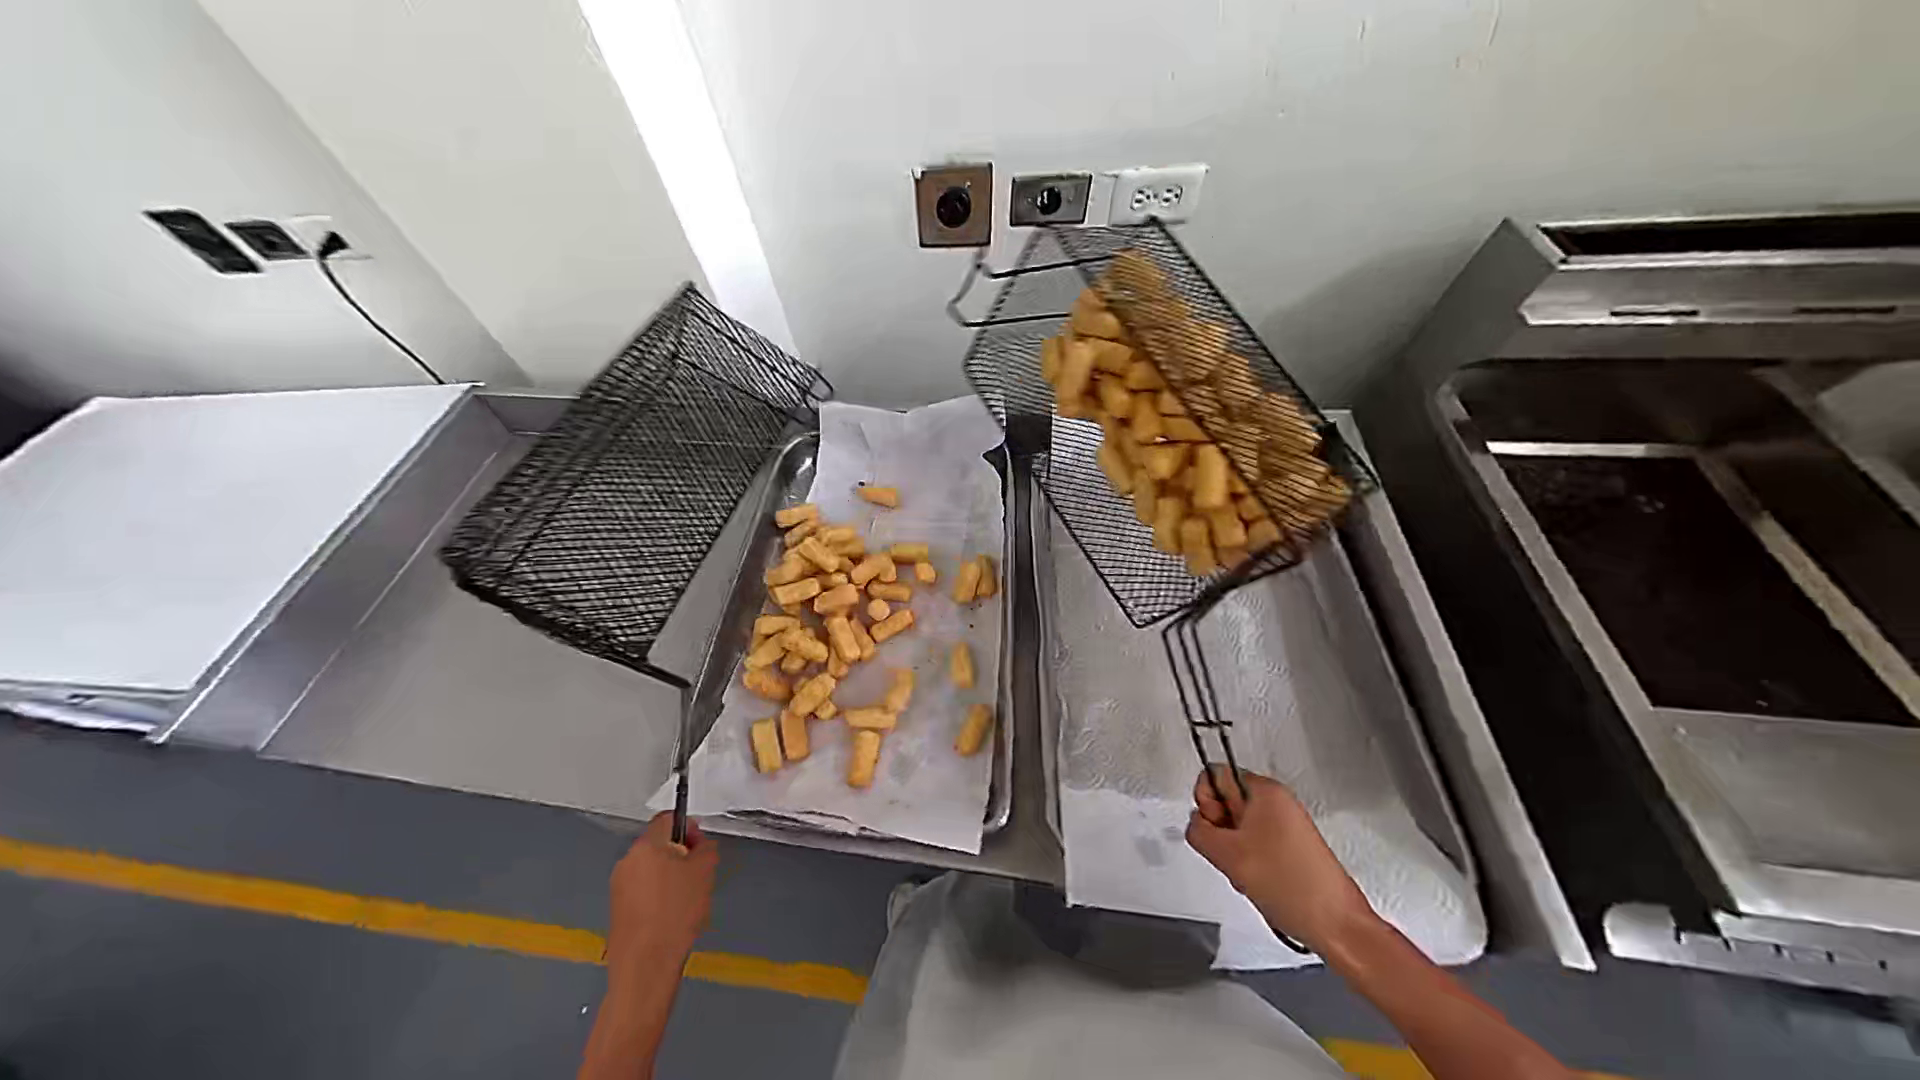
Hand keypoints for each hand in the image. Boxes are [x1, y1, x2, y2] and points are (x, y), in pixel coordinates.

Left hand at [606, 813, 718, 987]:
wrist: (646, 965)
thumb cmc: (676, 913)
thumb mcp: (705, 872)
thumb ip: (706, 849)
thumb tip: (700, 846)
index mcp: (646, 846)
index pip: (668, 818)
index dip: (689, 826)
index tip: (701, 846)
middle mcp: (627, 861)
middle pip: (659, 843)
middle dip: (681, 852)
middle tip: (699, 872)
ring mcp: (619, 886)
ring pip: (651, 867)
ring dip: (670, 874)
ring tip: (688, 897)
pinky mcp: (618, 909)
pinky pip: (643, 888)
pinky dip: (659, 893)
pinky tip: (672, 914)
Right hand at [1185, 767, 1375, 952]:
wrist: (1337, 926)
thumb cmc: (1295, 888)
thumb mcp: (1226, 854)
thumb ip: (1197, 830)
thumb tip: (1196, 824)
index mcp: (1265, 790)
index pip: (1213, 775)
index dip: (1206, 802)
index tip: (1218, 826)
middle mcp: (1278, 801)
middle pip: (1225, 801)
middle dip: (1221, 830)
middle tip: (1235, 852)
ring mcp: (1286, 824)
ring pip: (1238, 826)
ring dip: (1234, 850)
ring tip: (1250, 871)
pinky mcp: (1291, 845)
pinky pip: (1253, 843)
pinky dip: (1248, 861)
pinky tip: (1260, 880)